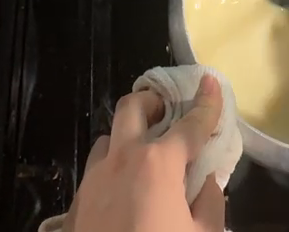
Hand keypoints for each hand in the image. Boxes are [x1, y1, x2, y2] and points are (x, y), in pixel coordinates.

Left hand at [65, 74, 226, 231]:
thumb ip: (209, 206)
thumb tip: (207, 182)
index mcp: (158, 164)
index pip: (189, 124)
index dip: (205, 103)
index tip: (211, 82)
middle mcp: (123, 159)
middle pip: (132, 108)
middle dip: (152, 102)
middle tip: (168, 112)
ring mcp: (94, 179)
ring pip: (109, 138)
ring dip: (129, 138)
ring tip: (146, 157)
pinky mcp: (77, 205)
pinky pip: (96, 170)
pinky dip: (113, 169)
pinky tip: (126, 193)